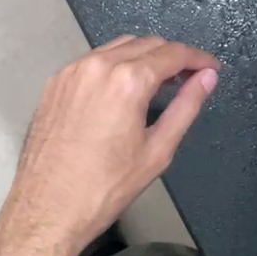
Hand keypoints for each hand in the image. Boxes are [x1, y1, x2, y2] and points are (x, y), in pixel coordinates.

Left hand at [0, 36, 220, 255]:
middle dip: (173, 55)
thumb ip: (186, 107)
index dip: (198, 58)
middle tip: (189, 77)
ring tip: (159, 82)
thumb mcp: (157, 152)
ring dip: (145, 55)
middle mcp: (99, 64)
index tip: (212, 68)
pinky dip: (116, 64)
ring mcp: (73, 70)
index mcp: (127, 81)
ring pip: (120, 45)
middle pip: (148, 43)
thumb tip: (207, 77)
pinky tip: (121, 89)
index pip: (173, 53)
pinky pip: (94, 59)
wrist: (44, 212)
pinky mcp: (56, 81)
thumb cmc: (105, 189)